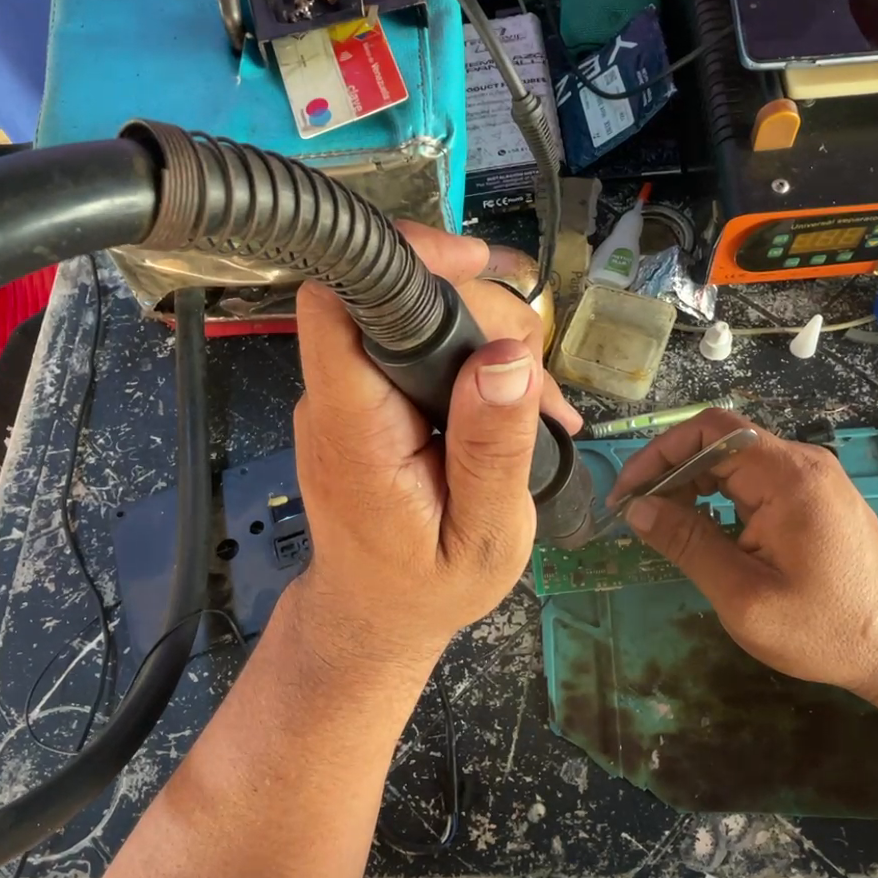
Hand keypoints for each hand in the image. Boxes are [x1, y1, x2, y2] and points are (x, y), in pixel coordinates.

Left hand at [285, 224, 579, 671]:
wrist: (375, 616)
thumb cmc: (426, 587)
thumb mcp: (483, 534)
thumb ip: (493, 449)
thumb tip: (508, 354)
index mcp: (355, 428)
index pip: (338, 305)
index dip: (400, 261)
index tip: (476, 264)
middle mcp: (339, 398)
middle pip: (400, 302)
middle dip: (482, 315)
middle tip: (540, 385)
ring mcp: (351, 398)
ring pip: (418, 322)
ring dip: (490, 343)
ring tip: (540, 408)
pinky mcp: (370, 402)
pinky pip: (420, 354)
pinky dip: (475, 365)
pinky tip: (519, 406)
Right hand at [612, 409, 877, 697]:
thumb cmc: (826, 629)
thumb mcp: (744, 596)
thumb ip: (688, 545)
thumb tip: (638, 509)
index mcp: (788, 477)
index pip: (709, 432)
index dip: (658, 454)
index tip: (627, 494)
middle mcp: (801, 464)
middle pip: (719, 441)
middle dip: (669, 470)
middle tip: (637, 514)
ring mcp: (811, 479)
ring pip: (734, 459)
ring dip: (690, 483)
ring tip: (661, 523)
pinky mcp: (813, 497)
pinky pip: (753, 479)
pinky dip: (717, 494)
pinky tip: (700, 527)